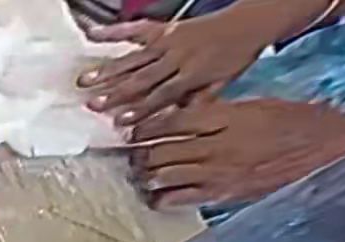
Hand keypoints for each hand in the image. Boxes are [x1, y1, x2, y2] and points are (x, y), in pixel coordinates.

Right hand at [80, 7, 290, 124]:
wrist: (260, 17)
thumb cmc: (236, 56)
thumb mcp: (224, 82)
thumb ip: (196, 102)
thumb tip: (168, 123)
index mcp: (195, 73)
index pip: (163, 94)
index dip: (142, 108)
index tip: (119, 121)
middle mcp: (180, 56)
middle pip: (144, 77)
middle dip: (118, 91)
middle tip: (93, 104)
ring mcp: (171, 41)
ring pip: (135, 59)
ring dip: (108, 70)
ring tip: (84, 80)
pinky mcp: (166, 29)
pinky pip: (137, 30)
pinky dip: (112, 32)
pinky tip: (92, 34)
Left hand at [128, 98, 344, 207]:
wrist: (335, 153)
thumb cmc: (304, 126)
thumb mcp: (266, 108)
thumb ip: (225, 112)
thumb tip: (187, 112)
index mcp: (233, 115)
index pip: (175, 120)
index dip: (148, 129)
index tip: (136, 134)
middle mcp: (218, 143)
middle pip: (158, 151)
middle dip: (141, 158)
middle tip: (138, 161)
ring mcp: (215, 170)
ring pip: (158, 176)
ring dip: (146, 178)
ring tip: (146, 178)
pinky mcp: (215, 193)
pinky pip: (169, 199)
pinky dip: (158, 198)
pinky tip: (160, 195)